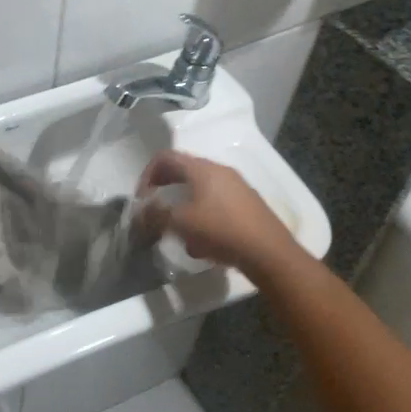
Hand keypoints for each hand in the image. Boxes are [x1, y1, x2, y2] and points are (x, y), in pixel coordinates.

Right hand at [137, 151, 300, 277]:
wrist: (270, 254)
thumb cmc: (221, 230)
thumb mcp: (180, 223)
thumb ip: (154, 215)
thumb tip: (140, 213)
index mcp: (202, 168)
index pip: (165, 157)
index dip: (147, 175)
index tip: (143, 199)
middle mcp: (220, 171)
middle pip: (183, 173)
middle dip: (165, 193)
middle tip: (157, 212)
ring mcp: (238, 187)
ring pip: (200, 191)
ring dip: (184, 208)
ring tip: (181, 233)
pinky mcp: (249, 205)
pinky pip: (217, 204)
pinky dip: (203, 218)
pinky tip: (204, 244)